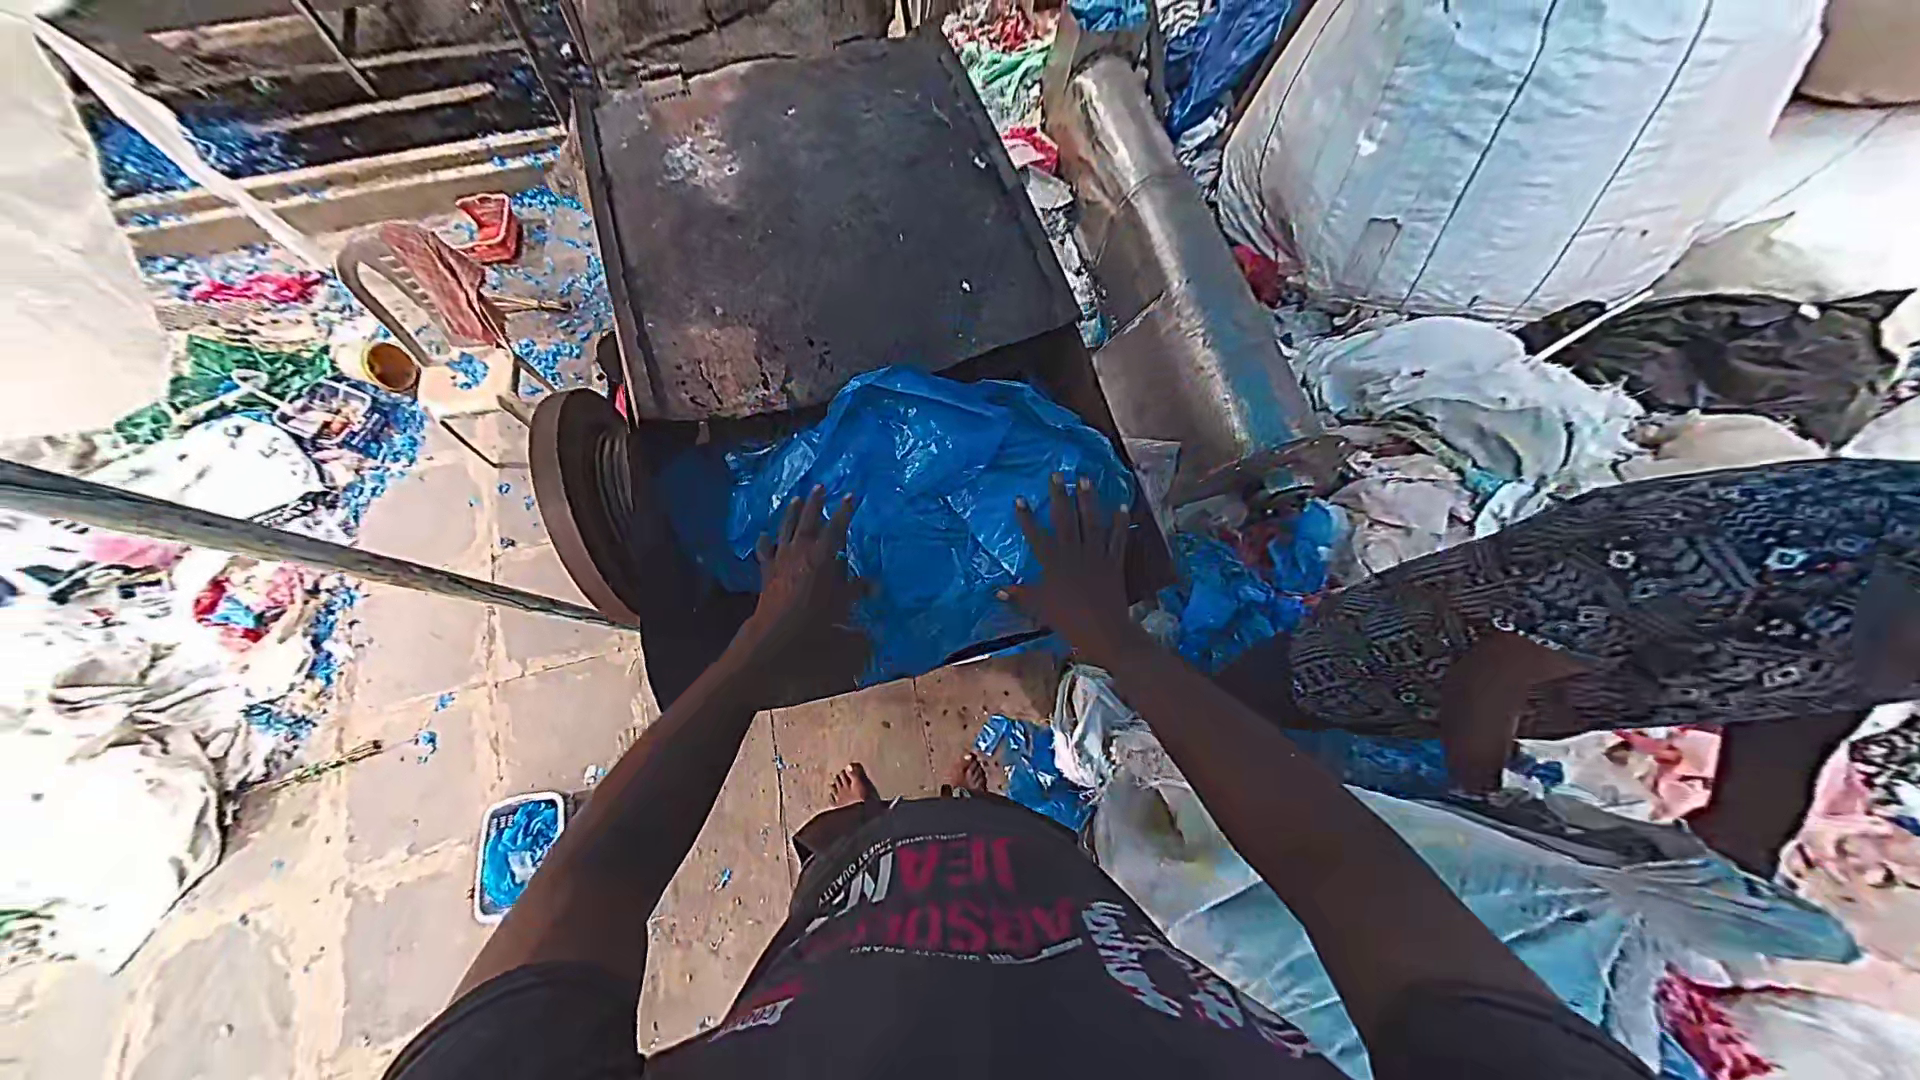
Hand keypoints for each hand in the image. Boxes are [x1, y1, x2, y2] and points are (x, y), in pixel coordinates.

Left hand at [736, 486, 859, 660]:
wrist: (775, 639)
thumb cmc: (815, 624)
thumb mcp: (844, 607)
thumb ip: (857, 592)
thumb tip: (873, 585)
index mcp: (823, 556)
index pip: (837, 527)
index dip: (845, 511)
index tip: (851, 496)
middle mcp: (801, 551)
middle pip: (808, 520)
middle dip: (815, 503)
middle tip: (820, 487)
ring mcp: (781, 560)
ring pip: (786, 529)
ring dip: (792, 514)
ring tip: (796, 499)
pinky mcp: (767, 573)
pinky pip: (765, 552)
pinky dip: (765, 542)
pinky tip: (764, 536)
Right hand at [1002, 473, 1137, 666]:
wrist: (1102, 630)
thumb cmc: (1067, 620)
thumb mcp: (1039, 608)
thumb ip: (1020, 596)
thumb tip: (998, 590)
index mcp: (1053, 563)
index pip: (1036, 536)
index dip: (1027, 518)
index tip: (1020, 499)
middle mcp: (1073, 553)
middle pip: (1065, 520)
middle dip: (1059, 496)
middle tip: (1057, 475)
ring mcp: (1095, 555)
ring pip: (1091, 522)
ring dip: (1088, 500)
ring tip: (1085, 480)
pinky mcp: (1113, 561)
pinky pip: (1117, 538)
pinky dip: (1120, 523)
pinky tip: (1122, 506)